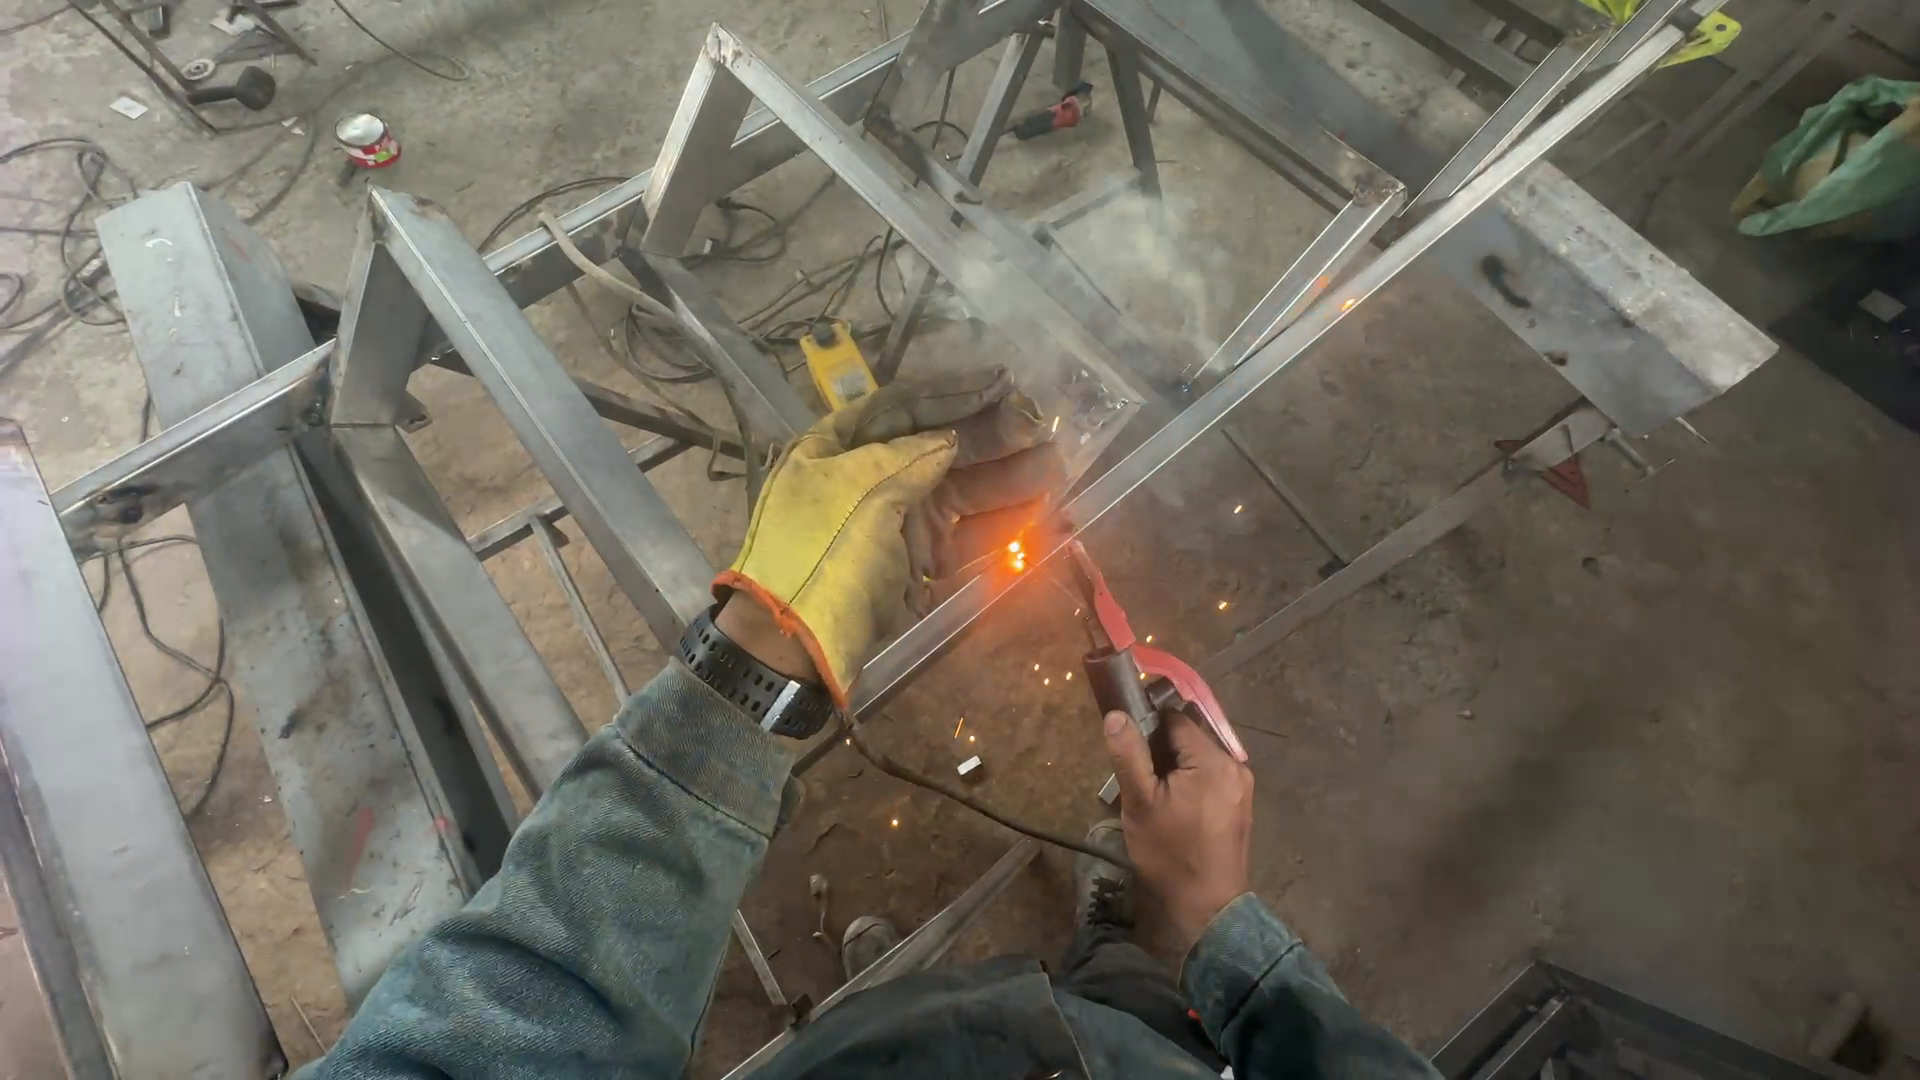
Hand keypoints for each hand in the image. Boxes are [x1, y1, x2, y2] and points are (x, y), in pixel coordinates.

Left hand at [716, 368, 1062, 704]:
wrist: (796, 649)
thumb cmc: (821, 556)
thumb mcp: (859, 490)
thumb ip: (910, 456)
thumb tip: (951, 439)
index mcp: (837, 448)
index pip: (903, 407)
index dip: (954, 394)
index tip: (1004, 385)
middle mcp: (868, 478)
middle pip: (938, 447)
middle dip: (992, 436)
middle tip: (1043, 427)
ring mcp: (894, 522)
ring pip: (959, 492)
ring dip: (1007, 478)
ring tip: (1056, 465)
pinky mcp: (916, 562)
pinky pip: (963, 535)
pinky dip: (998, 524)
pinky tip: (1038, 510)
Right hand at [1104, 706, 1253, 958]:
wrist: (1208, 907)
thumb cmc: (1170, 853)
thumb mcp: (1140, 802)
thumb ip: (1128, 754)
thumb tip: (1116, 714)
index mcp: (1213, 760)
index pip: (1175, 718)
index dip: (1146, 725)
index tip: (1127, 745)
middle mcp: (1235, 764)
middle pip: (1188, 735)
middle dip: (1160, 746)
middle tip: (1138, 774)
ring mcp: (1241, 784)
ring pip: (1197, 754)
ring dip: (1173, 762)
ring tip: (1152, 790)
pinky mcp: (1239, 802)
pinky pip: (1209, 773)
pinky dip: (1188, 777)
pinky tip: (1172, 802)